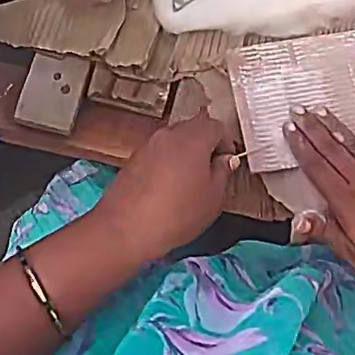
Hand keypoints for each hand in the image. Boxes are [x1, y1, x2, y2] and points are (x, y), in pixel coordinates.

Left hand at [92, 115, 232, 262]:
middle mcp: (168, 134)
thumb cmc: (178, 213)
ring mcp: (148, 145)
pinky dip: (166, 164)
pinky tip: (167, 189)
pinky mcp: (133, 159)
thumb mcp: (213, 197)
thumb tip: (224, 159)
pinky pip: (157, 154)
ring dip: (185, 155)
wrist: (126, 228)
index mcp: (193, 137)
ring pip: (174, 141)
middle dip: (205, 146)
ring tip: (189, 184)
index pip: (216, 126)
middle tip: (211, 173)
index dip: (226, 143)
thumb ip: (222, 172)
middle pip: (193, 129)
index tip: (228, 163)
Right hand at [283, 108, 354, 300]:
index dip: (300, 147)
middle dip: (312, 128)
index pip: (317, 168)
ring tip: (320, 109)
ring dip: (337, 126)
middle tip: (297, 109)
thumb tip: (297, 219)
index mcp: (348, 202)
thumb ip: (326, 233)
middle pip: (332, 150)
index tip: (288, 129)